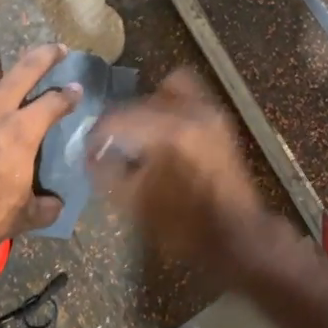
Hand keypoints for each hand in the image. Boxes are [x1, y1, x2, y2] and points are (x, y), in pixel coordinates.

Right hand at [87, 68, 272, 270]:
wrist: (238, 237)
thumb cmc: (186, 227)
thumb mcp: (137, 205)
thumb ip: (109, 173)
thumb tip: (93, 155)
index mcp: (168, 133)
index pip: (116, 119)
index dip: (96, 136)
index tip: (89, 152)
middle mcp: (189, 112)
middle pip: (139, 102)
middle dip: (120, 122)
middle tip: (110, 144)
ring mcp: (209, 113)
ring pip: (165, 90)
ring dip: (146, 110)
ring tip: (139, 135)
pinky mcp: (219, 121)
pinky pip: (188, 96)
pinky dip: (171, 106)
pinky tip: (163, 133)